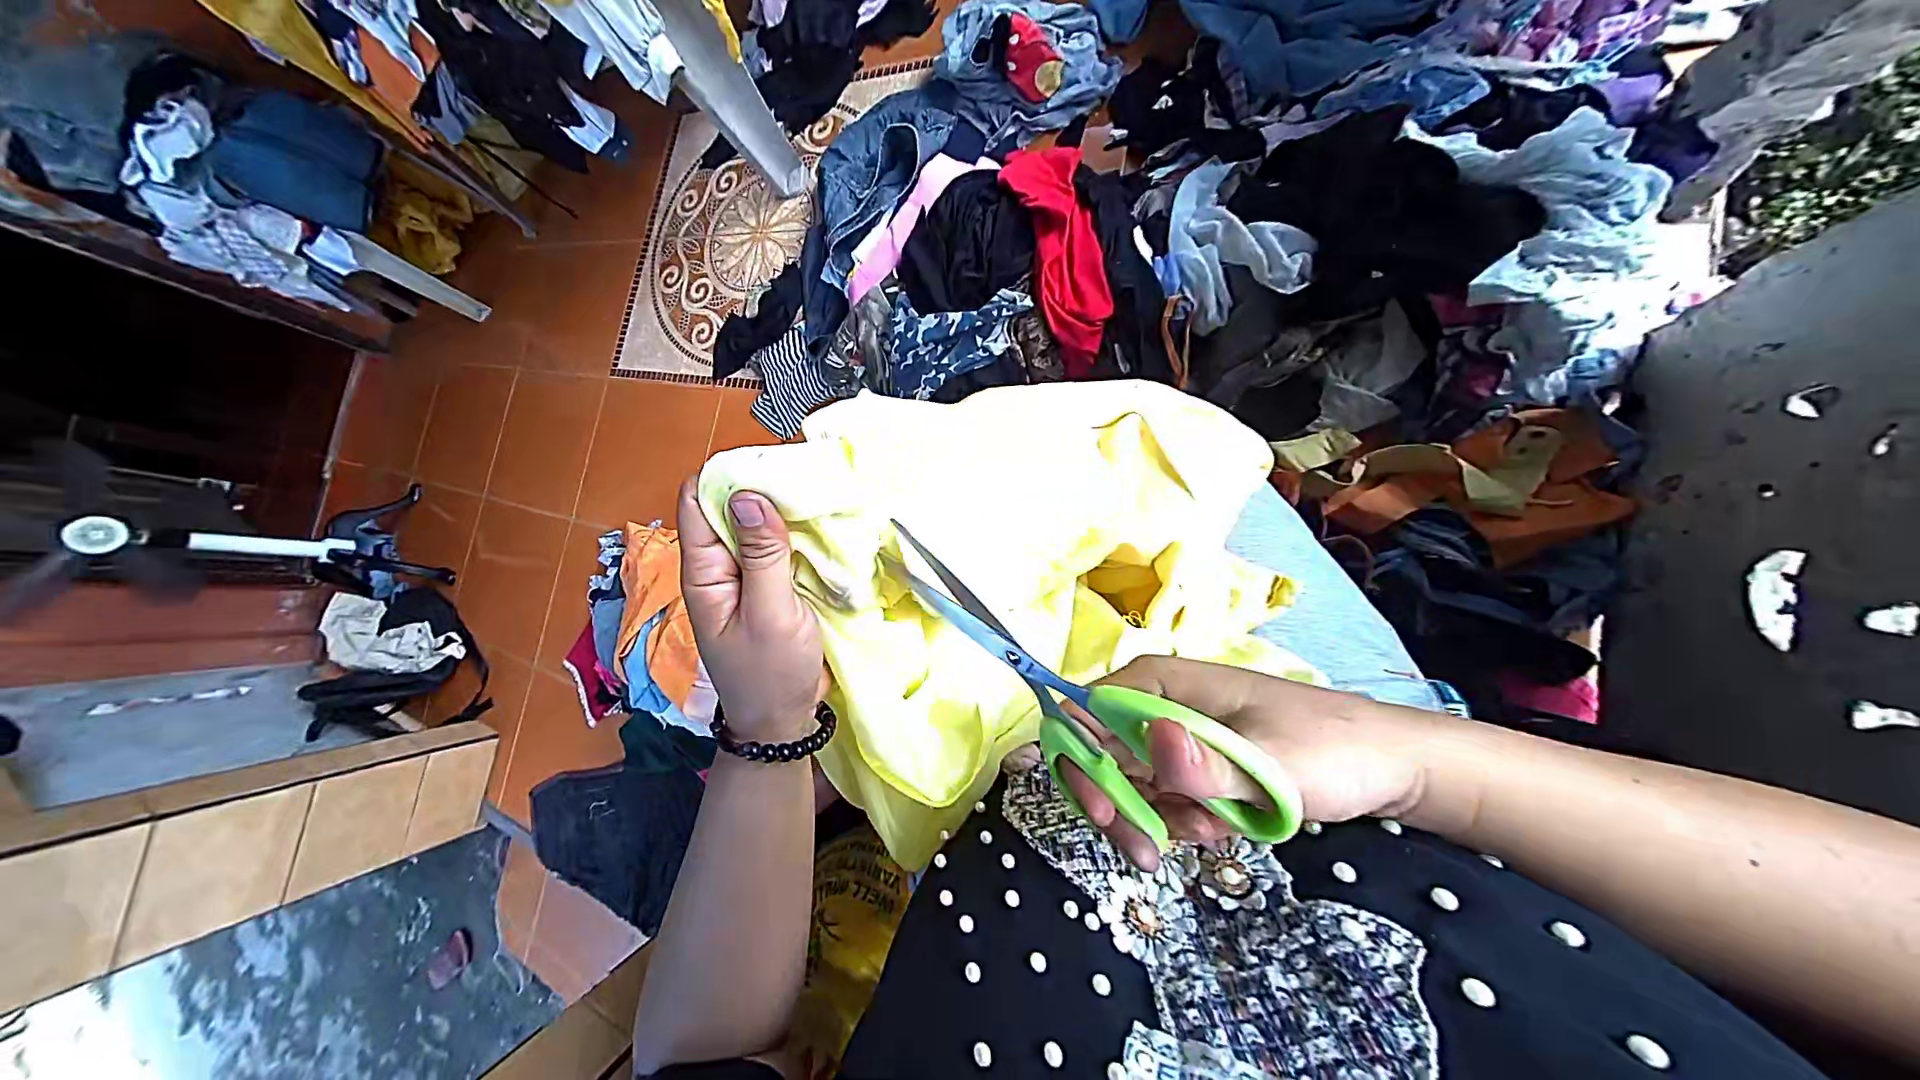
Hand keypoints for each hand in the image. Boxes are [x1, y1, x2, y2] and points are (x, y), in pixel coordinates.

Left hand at [677, 476, 827, 743]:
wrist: (783, 719)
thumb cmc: (770, 673)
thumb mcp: (769, 614)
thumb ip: (762, 555)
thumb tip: (748, 494)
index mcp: (705, 572)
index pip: (700, 503)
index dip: (727, 475)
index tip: (769, 461)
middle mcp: (723, 566)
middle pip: (732, 508)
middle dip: (763, 488)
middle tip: (806, 472)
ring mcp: (750, 576)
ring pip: (761, 526)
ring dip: (786, 511)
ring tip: (821, 490)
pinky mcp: (775, 585)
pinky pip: (782, 547)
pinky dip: (800, 534)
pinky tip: (826, 523)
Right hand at [1057, 655, 1442, 870]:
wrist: (1386, 767)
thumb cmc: (1331, 748)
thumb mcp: (1274, 763)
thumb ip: (1211, 764)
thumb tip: (1153, 741)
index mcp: (1159, 683)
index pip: (1085, 713)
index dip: (1079, 760)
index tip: (1106, 811)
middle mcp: (1156, 706)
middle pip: (1096, 753)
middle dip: (1115, 804)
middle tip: (1145, 847)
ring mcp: (1171, 738)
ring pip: (1124, 783)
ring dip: (1151, 821)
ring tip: (1205, 835)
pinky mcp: (1190, 766)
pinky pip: (1158, 800)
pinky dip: (1178, 824)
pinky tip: (1218, 829)